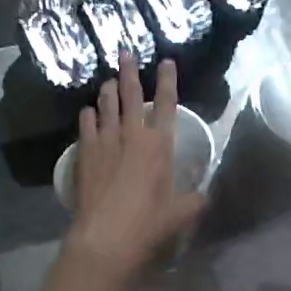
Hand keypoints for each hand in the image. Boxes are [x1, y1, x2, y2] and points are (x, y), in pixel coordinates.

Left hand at [63, 54, 206, 283]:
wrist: (105, 238)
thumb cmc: (148, 225)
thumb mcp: (180, 214)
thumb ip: (194, 201)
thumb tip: (206, 197)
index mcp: (160, 146)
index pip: (168, 106)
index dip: (168, 82)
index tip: (167, 62)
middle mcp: (132, 137)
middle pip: (131, 97)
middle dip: (130, 72)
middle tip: (124, 52)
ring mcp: (106, 144)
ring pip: (107, 108)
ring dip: (108, 92)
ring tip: (108, 80)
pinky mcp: (85, 156)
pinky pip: (87, 128)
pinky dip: (88, 117)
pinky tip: (87, 111)